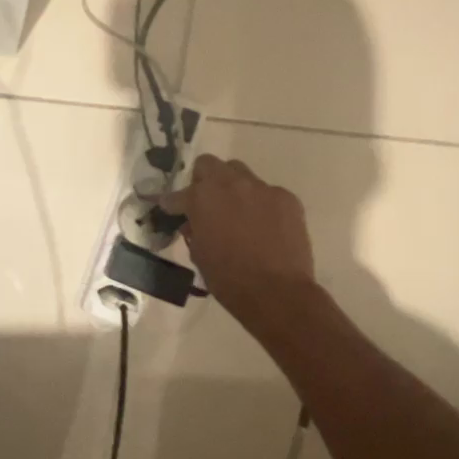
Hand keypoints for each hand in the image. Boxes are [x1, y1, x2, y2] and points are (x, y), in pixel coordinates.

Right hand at [160, 154, 320, 331]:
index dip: (172, 204)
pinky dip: (262, 205)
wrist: (277, 293)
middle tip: (206, 203)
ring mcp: (261, 188)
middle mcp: (230, 184)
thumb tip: (194, 223)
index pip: (177, 194)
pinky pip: (268, 193)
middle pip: (209, 165)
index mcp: (201, 198)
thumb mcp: (199, 256)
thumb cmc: (229, 279)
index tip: (171, 210)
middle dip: (203, 180)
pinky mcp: (287, 198)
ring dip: (234, 188)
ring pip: (241, 174)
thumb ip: (194, 231)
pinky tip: (265, 226)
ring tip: (238, 212)